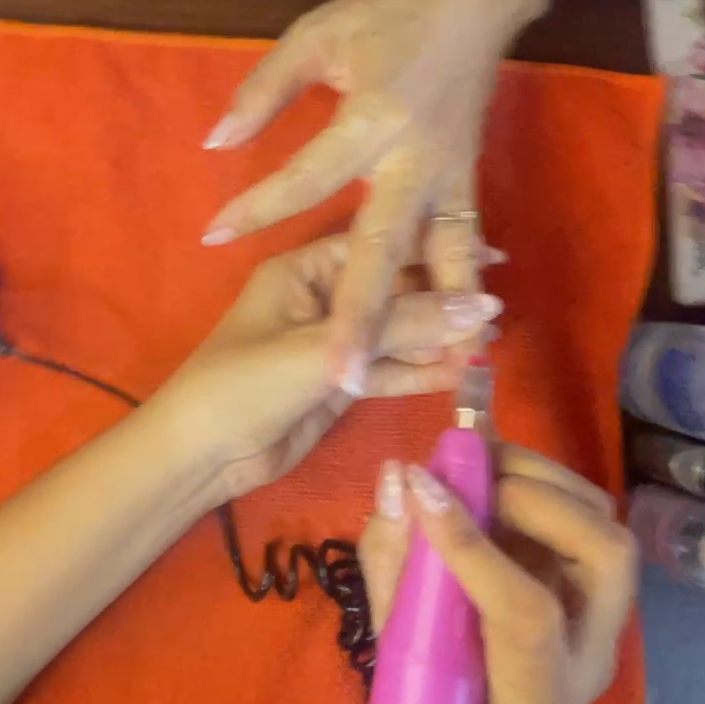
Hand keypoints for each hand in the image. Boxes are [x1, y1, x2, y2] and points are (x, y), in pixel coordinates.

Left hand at [147, 236, 499, 501]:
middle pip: (390, 292)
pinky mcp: (341, 384)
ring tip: (493, 343)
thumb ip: (398, 329)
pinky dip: (422, 372)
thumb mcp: (321, 351)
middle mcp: (322, 300)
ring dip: (437, 341)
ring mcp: (333, 343)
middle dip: (440, 301)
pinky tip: (464, 373)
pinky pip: (389, 370)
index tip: (485, 255)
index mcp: (303, 271)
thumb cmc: (247, 383)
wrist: (205, 454)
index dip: (427, 252)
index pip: (374, 249)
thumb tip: (482, 305)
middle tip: (499, 307)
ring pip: (395, 335)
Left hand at [202, 0, 547, 393]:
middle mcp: (413, 161)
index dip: (257, 206)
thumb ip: (266, 91)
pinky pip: (466, 241)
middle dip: (362, 316)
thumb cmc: (389, 10)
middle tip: (339, 375)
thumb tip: (216, 141)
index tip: (213, 236)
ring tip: (441, 375)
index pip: (306, 178)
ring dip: (437, 317)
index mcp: (371, 120)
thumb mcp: (317, 35)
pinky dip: (468, 284)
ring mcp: (448, 176)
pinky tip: (472, 331)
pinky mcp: (468, 180)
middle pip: (382, 249)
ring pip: (441, 258)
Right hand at [358, 448, 637, 703]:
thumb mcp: (394, 631)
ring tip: (471, 464)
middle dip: (523, 492)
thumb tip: (398, 474)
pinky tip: (488, 472)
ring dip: (533, 473)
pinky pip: (585, 505)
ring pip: (603, 519)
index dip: (470, 545)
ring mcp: (606, 609)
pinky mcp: (598, 571)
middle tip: (455, 471)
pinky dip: (535, 475)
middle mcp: (590, 649)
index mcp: (533, 692)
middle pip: (602, 554)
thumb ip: (392, 558)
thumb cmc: (435, 681)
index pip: (525, 616)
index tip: (417, 489)